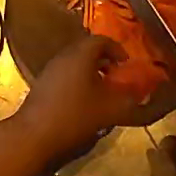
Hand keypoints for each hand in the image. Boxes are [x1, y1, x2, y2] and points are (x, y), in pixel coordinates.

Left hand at [13, 35, 145, 159]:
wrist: (34, 135)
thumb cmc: (74, 115)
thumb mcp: (110, 109)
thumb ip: (129, 101)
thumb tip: (142, 97)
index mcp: (80, 55)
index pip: (101, 40)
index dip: (117, 49)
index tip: (127, 63)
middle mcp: (63, 57)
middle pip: (86, 50)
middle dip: (104, 60)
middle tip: (117, 75)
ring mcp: (49, 71)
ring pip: (74, 63)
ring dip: (90, 72)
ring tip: (103, 90)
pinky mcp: (42, 85)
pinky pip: (65, 75)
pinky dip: (78, 81)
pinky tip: (84, 102)